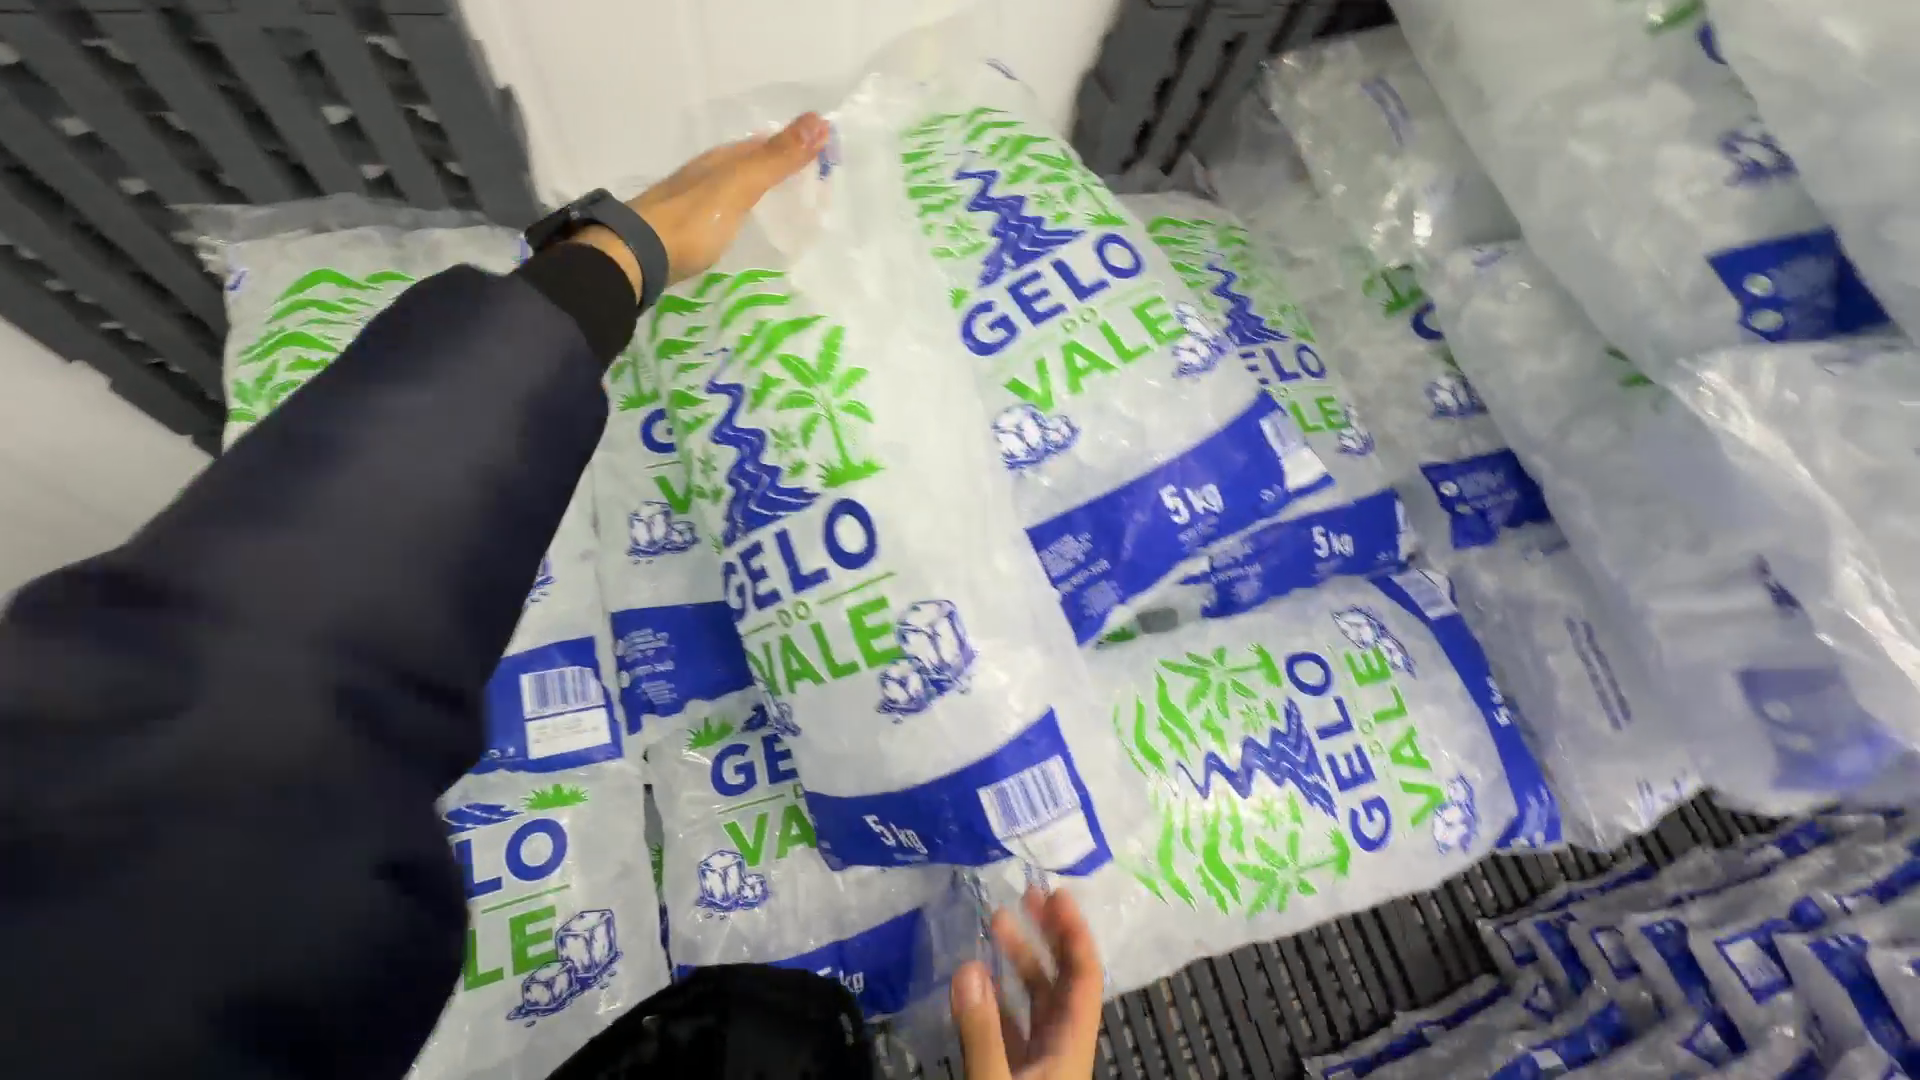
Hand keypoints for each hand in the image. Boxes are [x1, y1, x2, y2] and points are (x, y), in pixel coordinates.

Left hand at [569, 114, 830, 298]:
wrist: (639, 256)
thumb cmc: (694, 221)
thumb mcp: (740, 186)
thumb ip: (777, 159)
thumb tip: (819, 119)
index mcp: (720, 160)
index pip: (763, 144)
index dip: (792, 146)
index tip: (822, 157)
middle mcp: (706, 175)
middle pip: (748, 166)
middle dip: (776, 170)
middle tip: (809, 186)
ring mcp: (694, 203)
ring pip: (736, 190)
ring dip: (760, 193)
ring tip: (786, 208)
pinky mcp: (689, 231)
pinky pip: (726, 213)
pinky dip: (744, 215)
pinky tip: (749, 228)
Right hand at [950, 886, 1104, 1079]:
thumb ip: (983, 1030)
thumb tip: (967, 966)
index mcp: (1072, 1043)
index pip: (1086, 975)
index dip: (1074, 931)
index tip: (1057, 894)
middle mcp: (1063, 1044)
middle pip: (1063, 978)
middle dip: (1047, 933)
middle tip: (1028, 894)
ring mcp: (1041, 1059)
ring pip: (1036, 997)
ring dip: (1020, 958)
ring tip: (997, 922)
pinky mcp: (1018, 1071)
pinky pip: (1014, 1022)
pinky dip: (1000, 995)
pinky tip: (981, 976)